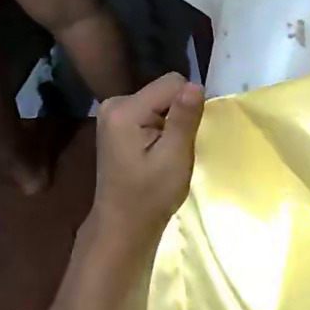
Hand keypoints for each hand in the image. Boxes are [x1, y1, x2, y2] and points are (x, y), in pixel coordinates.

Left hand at [91, 73, 204, 246]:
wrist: (123, 225)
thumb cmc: (150, 195)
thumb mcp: (174, 157)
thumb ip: (184, 118)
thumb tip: (195, 85)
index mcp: (125, 110)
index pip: (173, 83)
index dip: (188, 106)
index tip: (184, 136)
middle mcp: (114, 103)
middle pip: (166, 89)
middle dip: (179, 112)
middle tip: (174, 146)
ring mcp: (114, 111)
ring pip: (162, 98)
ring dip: (172, 120)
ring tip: (166, 150)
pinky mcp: (118, 121)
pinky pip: (153, 108)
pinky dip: (162, 125)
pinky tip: (156, 149)